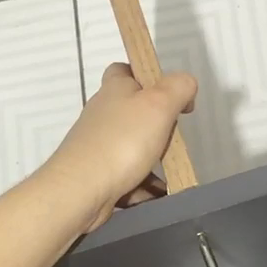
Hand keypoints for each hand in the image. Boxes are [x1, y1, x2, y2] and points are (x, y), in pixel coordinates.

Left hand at [38, 63, 195, 231]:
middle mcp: (102, 115)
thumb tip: (185, 85)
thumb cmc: (122, 142)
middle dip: (157, 127)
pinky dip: (142, 185)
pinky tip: (156, 195)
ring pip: (132, 148)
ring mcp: (97, 146)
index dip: (145, 76)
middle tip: (174, 138)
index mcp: (114, 90)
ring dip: (153, 161)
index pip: (124, 71)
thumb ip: (178, 88)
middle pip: (133, 113)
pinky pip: (126, 177)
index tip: (167, 94)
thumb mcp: (159, 105)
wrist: (81, 191)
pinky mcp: (96, 174)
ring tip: (172, 174)